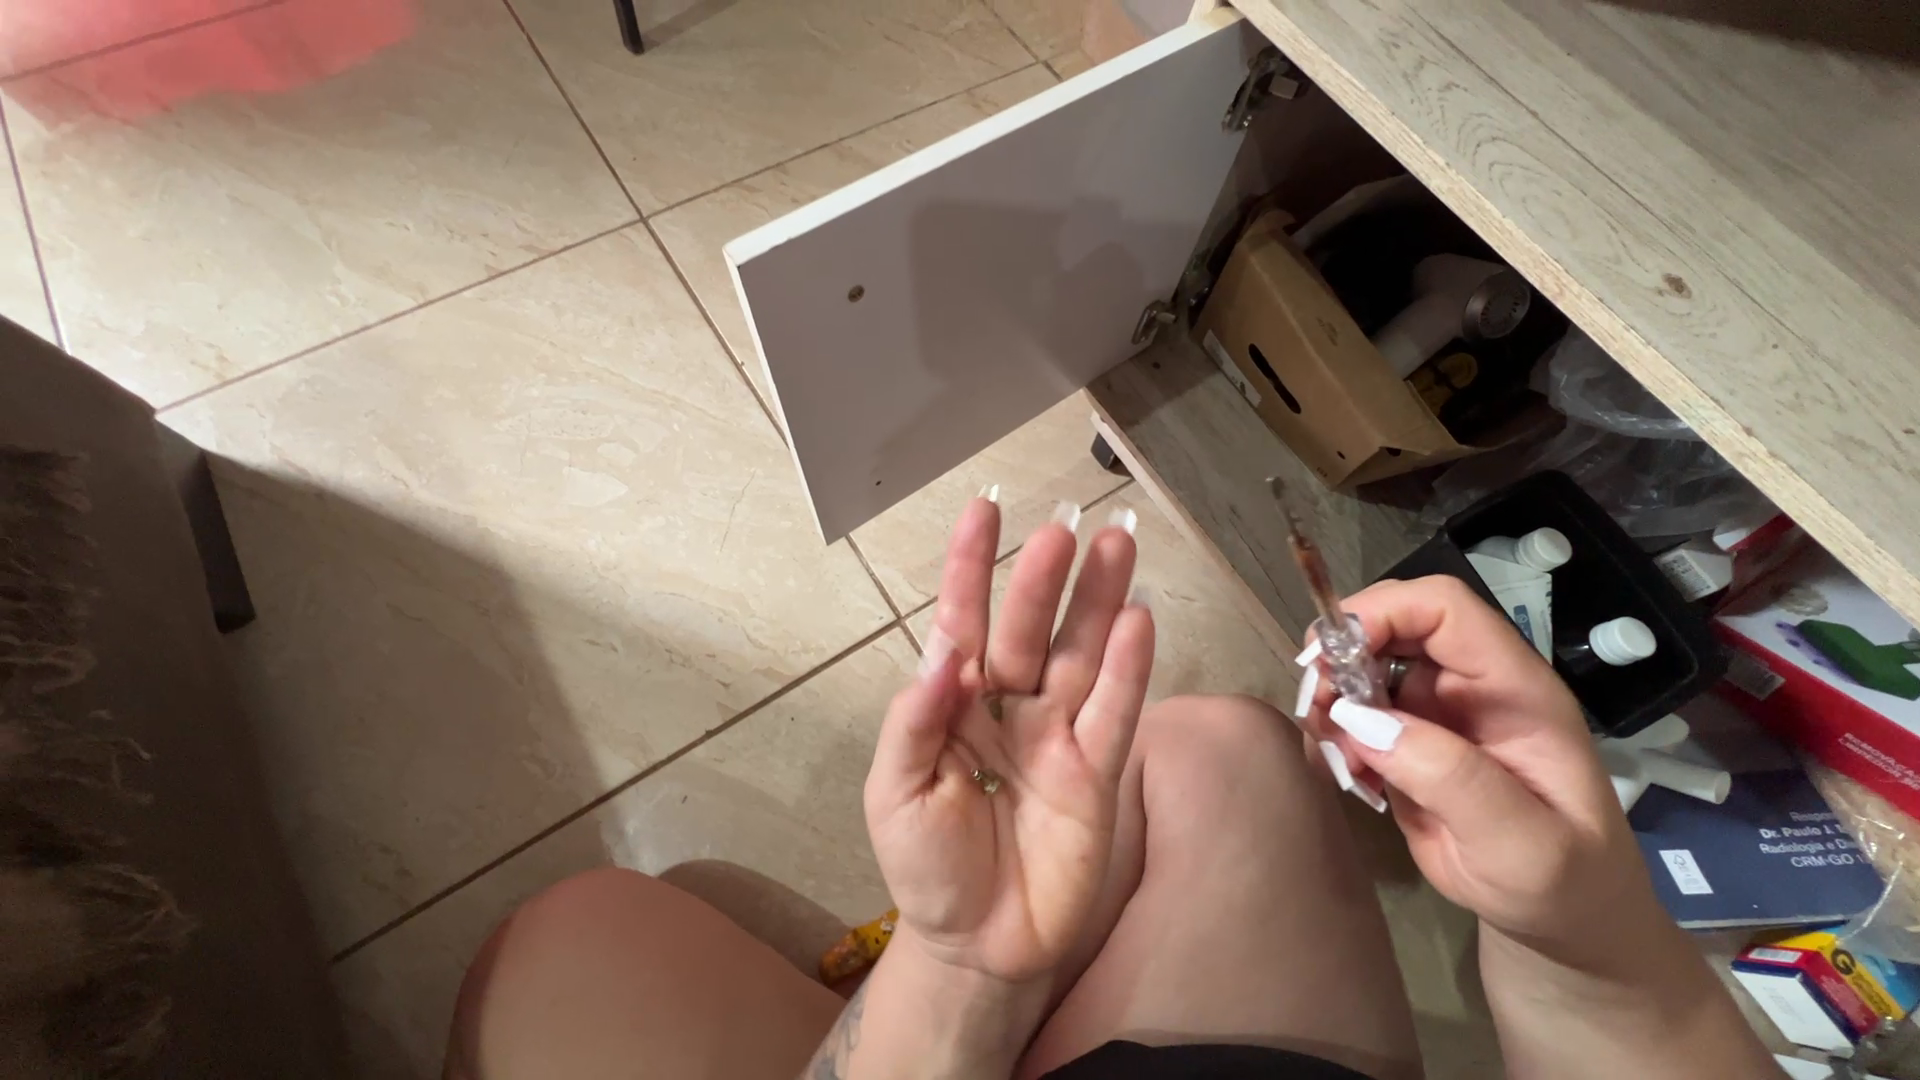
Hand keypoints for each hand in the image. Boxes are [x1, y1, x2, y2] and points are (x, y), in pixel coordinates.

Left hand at [865, 498, 1153, 985]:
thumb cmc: (926, 864)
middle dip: (1043, 581)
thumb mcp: (896, 794)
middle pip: (1028, 631)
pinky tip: (1137, 621)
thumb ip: (914, 723)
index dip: (970, 568)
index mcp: (953, 704)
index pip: (962, 623)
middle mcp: (1008, 707)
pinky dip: (1127, 670)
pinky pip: (1113, 715)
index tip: (982, 510)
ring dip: (1098, 603)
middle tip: (1064, 529)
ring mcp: (1056, 737)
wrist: (976, 943)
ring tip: (1117, 545)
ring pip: (1081, 658)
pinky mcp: (1096, 775)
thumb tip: (940, 656)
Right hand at [1303, 576, 1665, 964]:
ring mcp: (1438, 707)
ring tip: (1332, 749)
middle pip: (1392, 621)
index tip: (1330, 657)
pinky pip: (1354, 706)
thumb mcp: (1523, 845)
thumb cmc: (1563, 885)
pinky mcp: (1409, 735)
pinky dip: (1334, 727)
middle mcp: (1471, 683)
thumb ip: (1451, 779)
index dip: (1381, 612)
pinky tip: (1347, 770)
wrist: (1562, 922)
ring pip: (1363, 661)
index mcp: (1514, 688)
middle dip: (1340, 651)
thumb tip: (1360, 719)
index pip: (1442, 608)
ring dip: (1330, 694)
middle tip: (1313, 705)